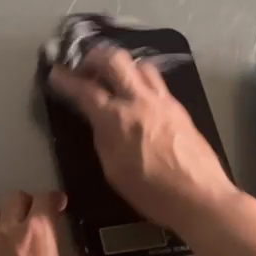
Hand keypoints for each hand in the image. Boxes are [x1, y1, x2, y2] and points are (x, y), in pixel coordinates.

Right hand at [47, 46, 239, 231]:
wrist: (201, 197)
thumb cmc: (151, 192)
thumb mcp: (112, 169)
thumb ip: (102, 138)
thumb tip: (99, 120)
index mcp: (116, 118)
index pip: (84, 89)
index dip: (65, 79)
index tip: (55, 73)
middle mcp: (139, 100)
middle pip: (113, 59)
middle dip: (94, 57)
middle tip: (86, 68)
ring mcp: (162, 100)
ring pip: (139, 64)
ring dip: (121, 66)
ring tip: (114, 79)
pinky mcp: (179, 107)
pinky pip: (156, 82)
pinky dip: (140, 80)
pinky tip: (137, 97)